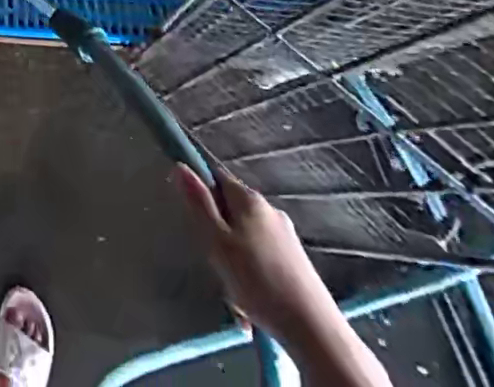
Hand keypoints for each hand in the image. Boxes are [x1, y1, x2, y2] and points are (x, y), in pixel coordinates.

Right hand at [173, 165, 391, 386]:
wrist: (313, 328)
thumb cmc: (257, 281)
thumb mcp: (217, 242)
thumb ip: (199, 204)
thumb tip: (180, 166)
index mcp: (249, 199)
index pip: (217, 176)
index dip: (202, 192)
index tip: (197, 220)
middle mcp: (270, 209)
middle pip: (231, 208)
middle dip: (218, 232)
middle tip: (215, 261)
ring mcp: (286, 234)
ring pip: (246, 235)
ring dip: (234, 257)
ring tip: (234, 290)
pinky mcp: (296, 259)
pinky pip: (262, 255)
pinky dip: (252, 271)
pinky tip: (252, 299)